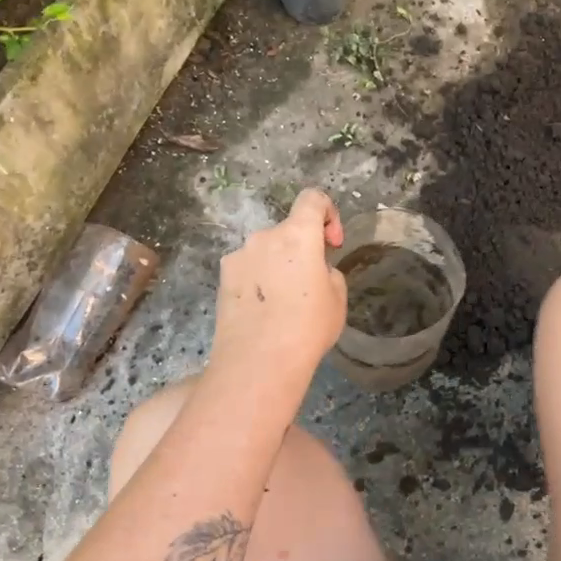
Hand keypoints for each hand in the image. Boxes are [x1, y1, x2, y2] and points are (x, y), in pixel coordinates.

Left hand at [212, 188, 347, 375]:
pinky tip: (263, 312)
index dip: (328, 214)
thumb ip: (327, 271)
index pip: (313, 199)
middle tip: (311, 285)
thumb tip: (314, 270)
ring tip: (285, 304)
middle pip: (288, 231)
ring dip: (278, 267)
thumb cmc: (308, 326)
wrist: (259, 361)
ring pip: (266, 252)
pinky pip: (248, 270)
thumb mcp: (337, 297)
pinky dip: (259, 282)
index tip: (332, 244)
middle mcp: (264, 237)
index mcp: (298, 235)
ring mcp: (238, 257)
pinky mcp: (223, 278)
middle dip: (302, 250)